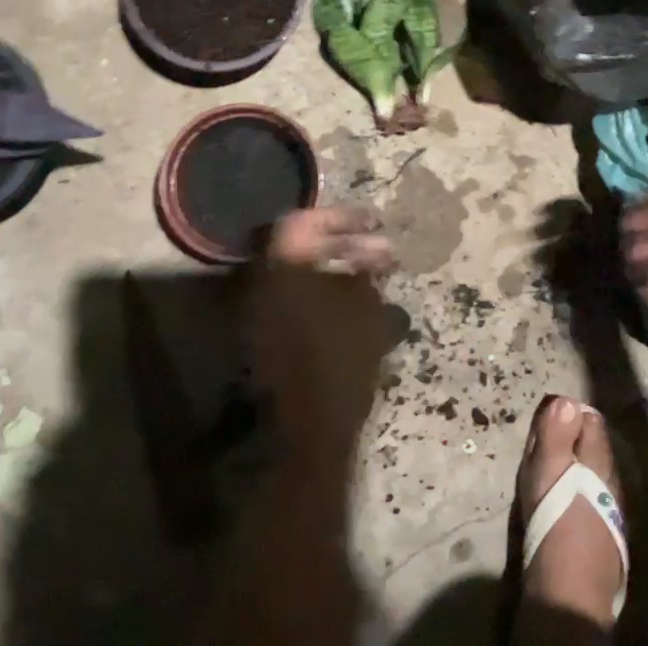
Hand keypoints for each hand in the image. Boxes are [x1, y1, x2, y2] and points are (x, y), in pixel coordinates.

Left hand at [250, 208, 396, 451]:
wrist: (313, 431)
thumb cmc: (343, 362)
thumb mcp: (367, 310)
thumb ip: (367, 271)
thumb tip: (375, 251)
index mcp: (282, 270)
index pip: (302, 221)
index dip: (340, 216)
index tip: (375, 223)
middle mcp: (263, 284)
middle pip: (301, 247)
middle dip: (346, 244)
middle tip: (385, 252)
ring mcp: (262, 312)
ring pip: (301, 275)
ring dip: (338, 270)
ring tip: (378, 279)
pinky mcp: (269, 337)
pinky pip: (298, 299)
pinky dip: (327, 294)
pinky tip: (360, 306)